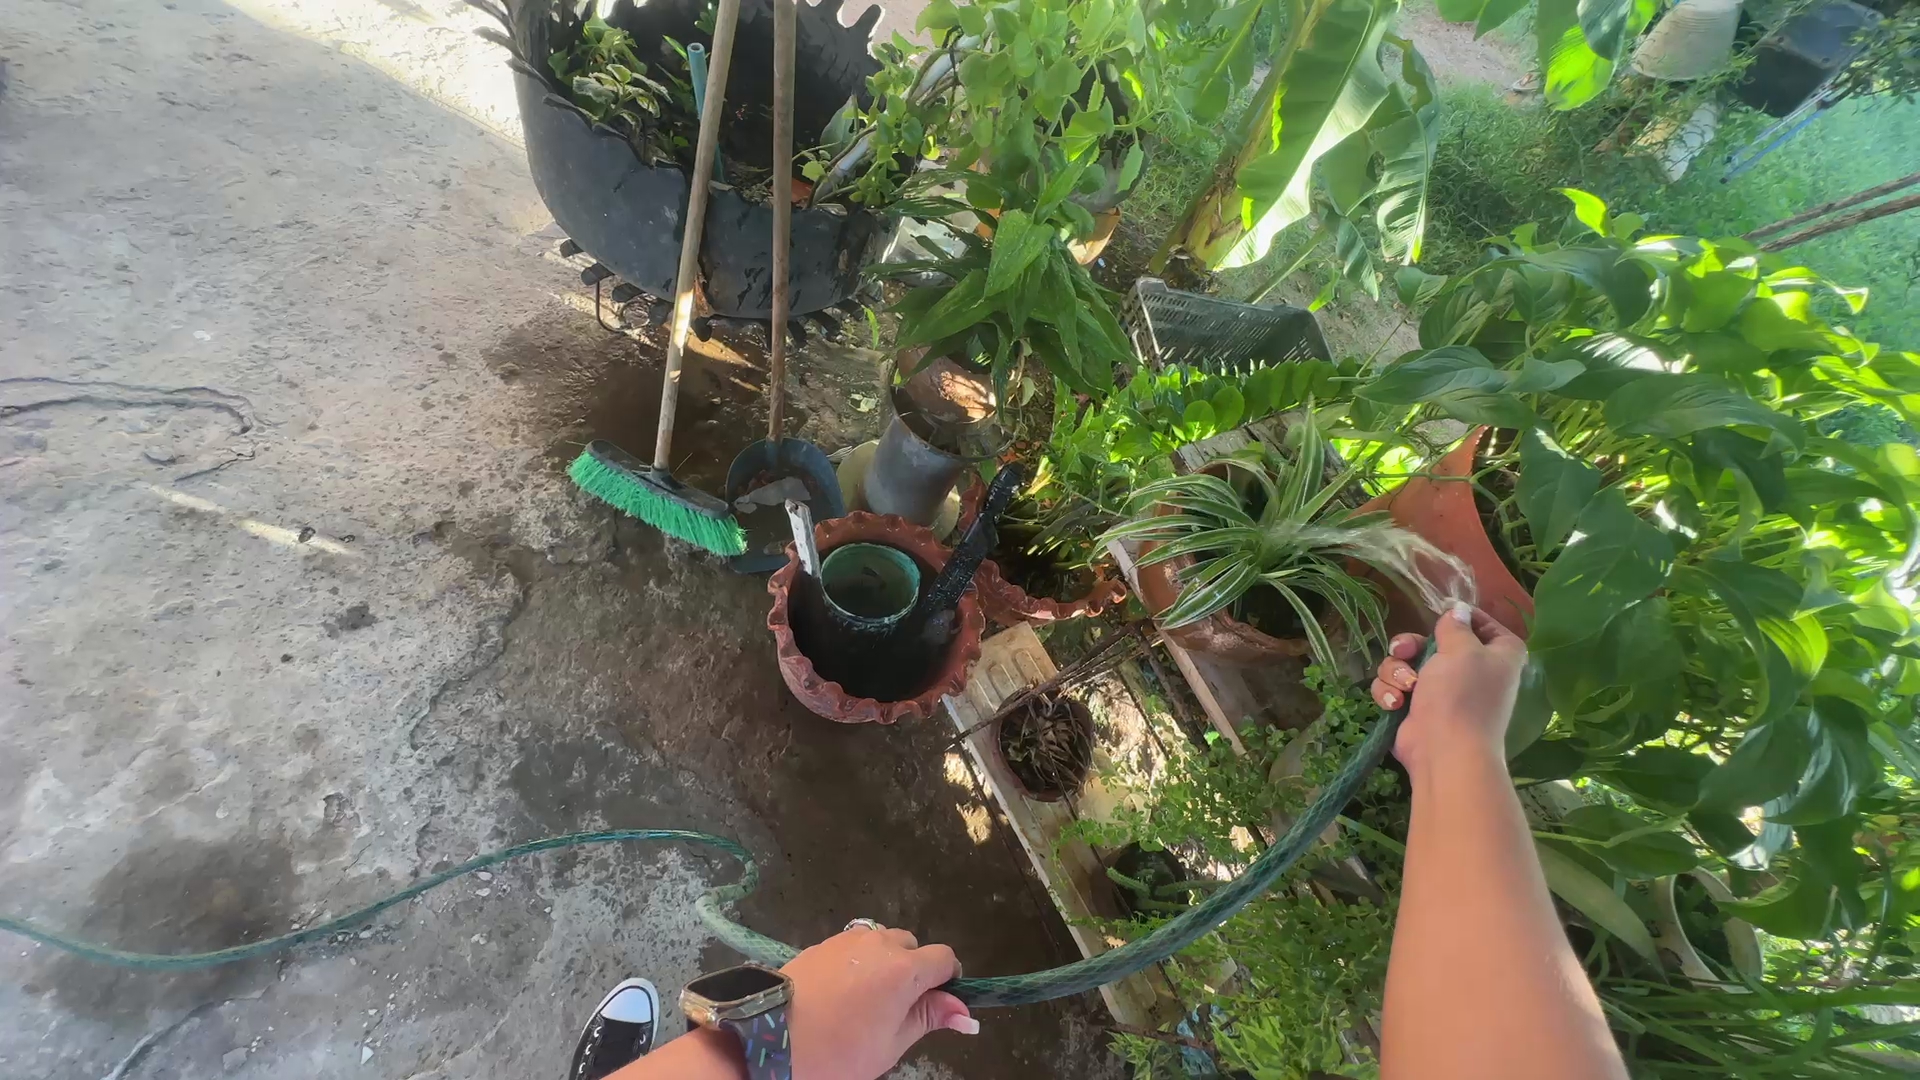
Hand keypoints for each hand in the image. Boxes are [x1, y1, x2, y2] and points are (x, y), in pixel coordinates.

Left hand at [779, 923, 975, 1079]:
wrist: (773, 1036)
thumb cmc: (839, 1051)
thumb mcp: (890, 1044)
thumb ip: (930, 1018)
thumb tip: (967, 1013)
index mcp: (905, 969)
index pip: (944, 957)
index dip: (947, 978)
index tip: (936, 1002)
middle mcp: (882, 942)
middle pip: (913, 946)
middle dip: (913, 971)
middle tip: (894, 1009)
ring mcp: (852, 938)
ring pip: (884, 941)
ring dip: (886, 962)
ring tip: (866, 1000)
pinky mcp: (827, 940)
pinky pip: (856, 944)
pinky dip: (860, 961)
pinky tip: (841, 991)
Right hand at [1371, 601, 1525, 779]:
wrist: (1444, 749)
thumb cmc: (1461, 695)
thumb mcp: (1461, 651)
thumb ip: (1455, 627)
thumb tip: (1457, 609)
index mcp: (1496, 655)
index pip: (1482, 624)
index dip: (1460, 617)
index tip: (1439, 613)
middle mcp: (1470, 670)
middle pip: (1431, 641)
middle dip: (1410, 646)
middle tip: (1404, 652)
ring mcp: (1440, 690)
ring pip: (1404, 662)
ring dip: (1396, 672)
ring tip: (1404, 688)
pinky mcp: (1414, 706)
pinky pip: (1392, 686)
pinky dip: (1390, 693)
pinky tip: (1396, 704)